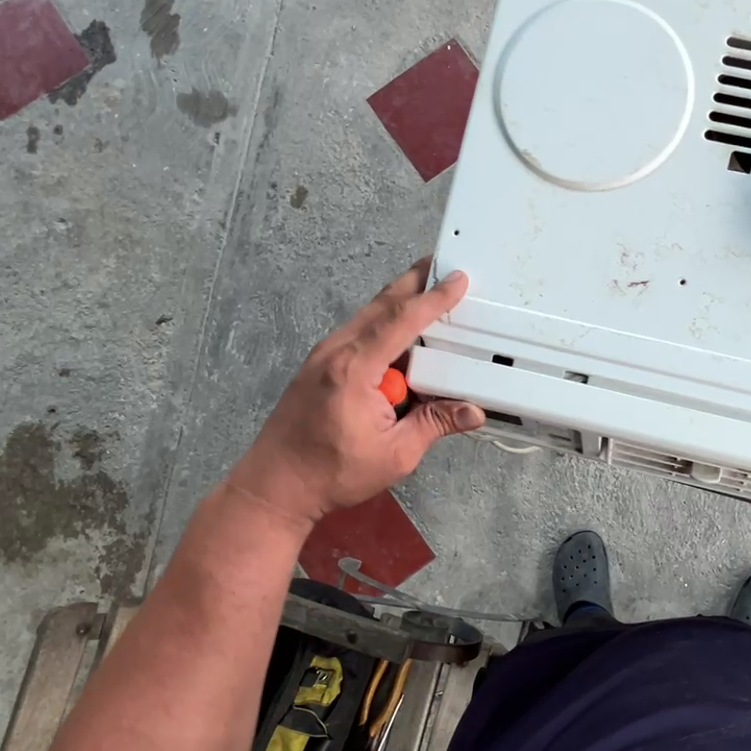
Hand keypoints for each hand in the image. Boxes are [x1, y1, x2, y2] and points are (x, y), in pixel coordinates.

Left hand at [225, 259, 484, 530]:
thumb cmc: (331, 473)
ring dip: (399, 304)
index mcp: (353, 370)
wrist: (276, 484)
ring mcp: (323, 356)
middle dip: (414, 283)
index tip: (458, 280)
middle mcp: (335, 352)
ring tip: (429, 294)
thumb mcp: (395, 454)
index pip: (401, 323)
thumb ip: (434, 424)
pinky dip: (383, 325)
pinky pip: (358, 333)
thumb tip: (474, 412)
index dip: (433, 300)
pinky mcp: (320, 365)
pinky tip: (402, 335)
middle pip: (381, 305)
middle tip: (443, 265)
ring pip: (368, 316)